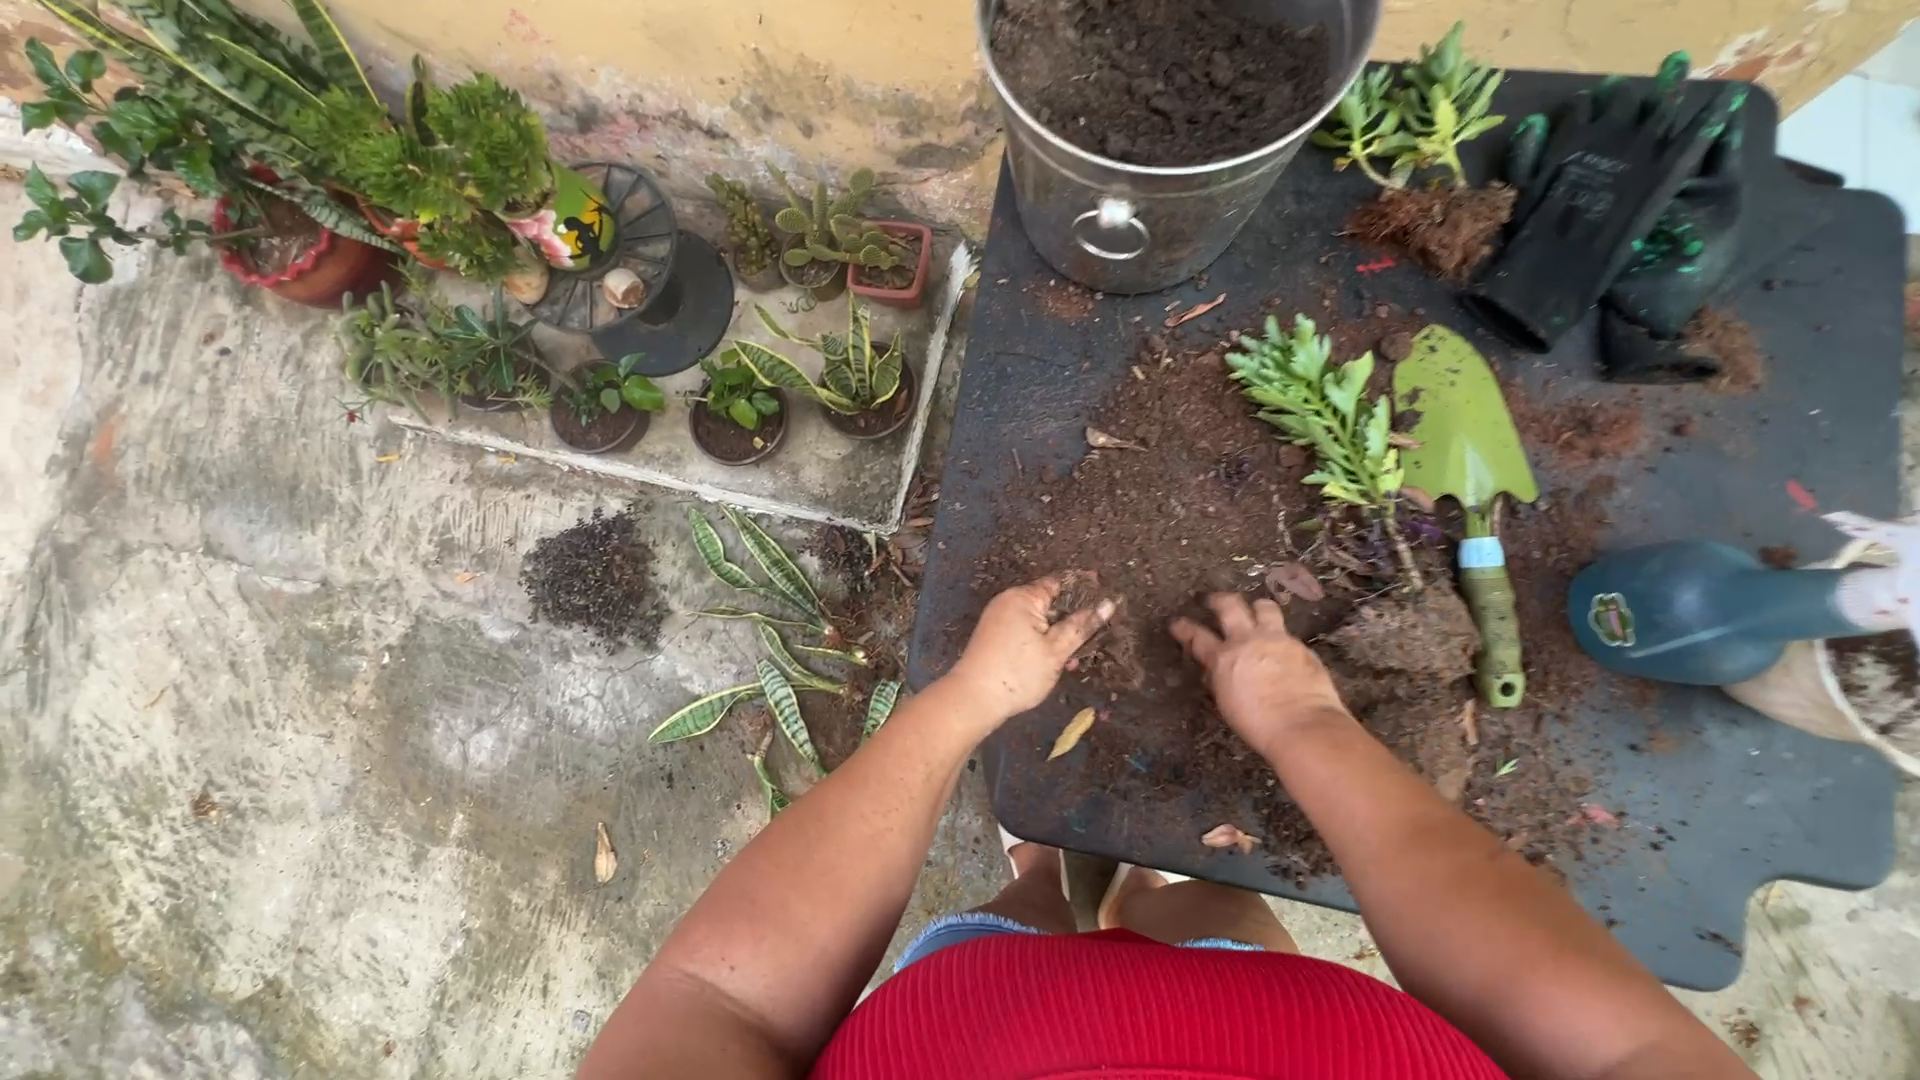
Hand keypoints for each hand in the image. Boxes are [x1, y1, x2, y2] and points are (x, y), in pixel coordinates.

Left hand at [947, 576, 1115, 720]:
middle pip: (1049, 602)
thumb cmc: (1018, 672)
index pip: (1059, 582)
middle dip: (1072, 618)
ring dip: (1058, 635)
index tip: (1106, 592)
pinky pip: (1025, 631)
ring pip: (1038, 621)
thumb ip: (1082, 625)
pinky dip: (1041, 642)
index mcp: (1023, 597)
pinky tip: (1054, 662)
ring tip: (1074, 658)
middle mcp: (1008, 601)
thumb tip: (1108, 603)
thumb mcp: (1056, 650)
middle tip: (1095, 634)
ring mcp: (999, 619)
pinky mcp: (995, 636)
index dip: (1083, 586)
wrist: (974, 698)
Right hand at [1170, 593, 1355, 758]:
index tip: (1177, 623)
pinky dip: (1278, 636)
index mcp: (1223, 658)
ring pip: (1264, 607)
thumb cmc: (1259, 723)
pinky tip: (1280, 648)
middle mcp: (1248, 641)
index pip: (1197, 636)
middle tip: (1213, 600)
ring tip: (1255, 611)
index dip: (1184, 628)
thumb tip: (1215, 672)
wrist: (1303, 726)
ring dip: (1256, 607)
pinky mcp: (1300, 646)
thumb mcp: (1227, 701)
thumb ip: (1219, 679)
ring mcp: (1277, 640)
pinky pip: (1285, 632)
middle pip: (1230, 606)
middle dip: (1218, 599)